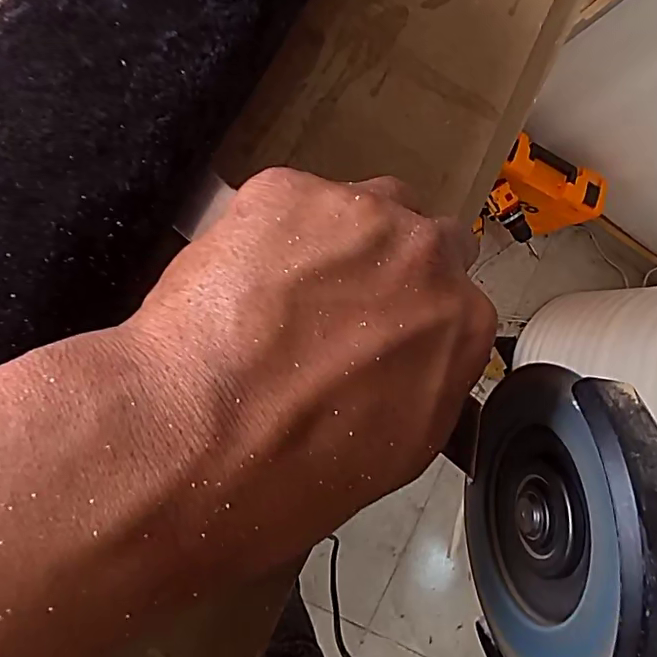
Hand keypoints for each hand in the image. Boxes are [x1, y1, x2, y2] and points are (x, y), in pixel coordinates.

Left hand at [110, 168, 494, 579]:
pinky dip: (273, 231)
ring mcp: (360, 214)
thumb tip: (420, 355)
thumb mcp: (405, 446)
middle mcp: (426, 254)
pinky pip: (294, 201)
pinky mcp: (290, 191)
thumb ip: (437, 377)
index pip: (455, 293)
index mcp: (463, 319)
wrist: (194, 440)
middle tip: (341, 302)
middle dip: (392, 264)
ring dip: (341, 239)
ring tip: (286, 288)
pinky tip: (245, 279)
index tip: (388, 321)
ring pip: (364, 206)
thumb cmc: (293, 466)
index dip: (417, 309)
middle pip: (422, 237)